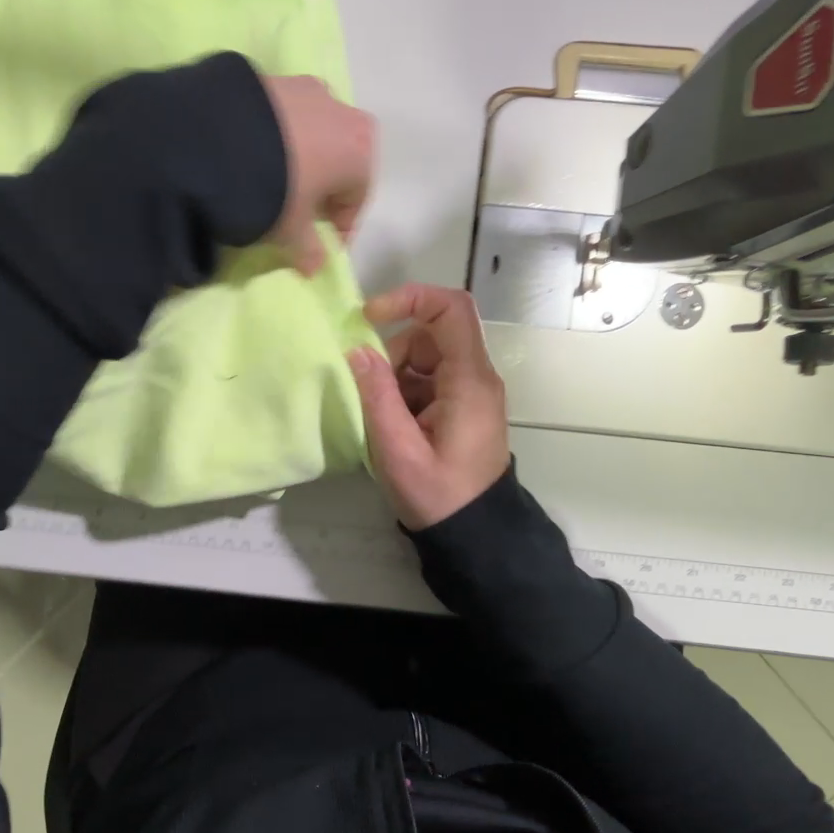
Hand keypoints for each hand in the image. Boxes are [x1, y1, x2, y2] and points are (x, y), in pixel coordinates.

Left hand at [259, 74, 375, 275]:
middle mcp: (344, 112)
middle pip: (338, 162)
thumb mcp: (291, 231)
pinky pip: (284, 119)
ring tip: (273, 188)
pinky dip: (277, 141)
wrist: (221, 140)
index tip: (321, 247)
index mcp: (361, 151)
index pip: (357, 199)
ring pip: (313, 137)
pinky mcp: (274, 79)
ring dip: (300, 163)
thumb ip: (309, 250)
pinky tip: (254, 160)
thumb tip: (315, 268)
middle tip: (298, 217)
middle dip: (322, 191)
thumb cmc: (276, 192)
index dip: (339, 229)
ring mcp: (308, 89)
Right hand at [348, 285, 510, 530]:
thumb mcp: (398, 449)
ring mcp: (470, 394)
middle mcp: (476, 378)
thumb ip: (377, 395)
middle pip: (432, 334)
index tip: (369, 317)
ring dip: (395, 377)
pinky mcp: (462, 410)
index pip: (450, 309)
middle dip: (393, 353)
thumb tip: (357, 351)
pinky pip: (429, 382)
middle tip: (370, 393)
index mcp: (468, 381)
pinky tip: (393, 428)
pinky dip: (404, 394)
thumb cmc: (437, 495)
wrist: (474, 534)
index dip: (410, 299)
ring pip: (427, 359)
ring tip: (383, 421)